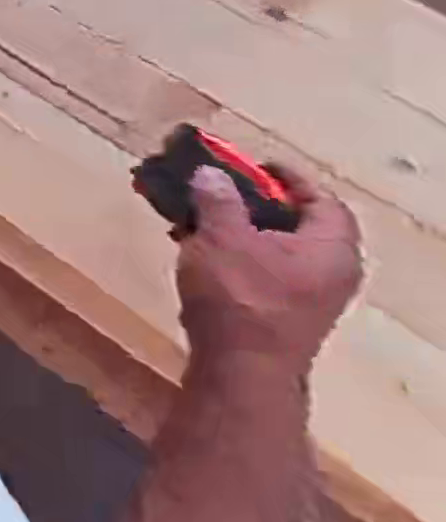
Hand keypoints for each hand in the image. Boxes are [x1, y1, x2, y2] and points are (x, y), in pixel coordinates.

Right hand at [177, 164, 362, 374]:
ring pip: (269, 241)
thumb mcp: (223, 238)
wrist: (241, 358)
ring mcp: (302, 288)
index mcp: (329, 250)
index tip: (258, 162)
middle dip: (254, 198)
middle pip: (295, 222)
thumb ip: (218, 202)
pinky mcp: (274, 301)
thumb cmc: (240, 292)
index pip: (324, 204)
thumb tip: (212, 173)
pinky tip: (191, 238)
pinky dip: (226, 242)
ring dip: (233, 220)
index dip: (293, 180)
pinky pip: (253, 259)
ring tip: (193, 206)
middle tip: (217, 182)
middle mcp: (326, 268)